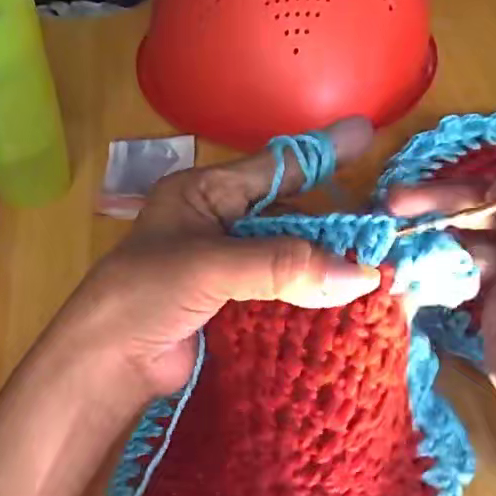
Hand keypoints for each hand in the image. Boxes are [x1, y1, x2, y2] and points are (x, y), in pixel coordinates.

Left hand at [40, 117, 381, 401]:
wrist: (104, 361)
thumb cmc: (142, 294)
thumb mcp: (208, 265)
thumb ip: (282, 266)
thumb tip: (361, 276)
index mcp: (199, 195)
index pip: (269, 168)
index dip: (318, 154)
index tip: (367, 134)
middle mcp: (213, 226)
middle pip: (285, 215)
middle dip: (333, 221)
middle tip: (390, 223)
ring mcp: (222, 270)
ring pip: (286, 259)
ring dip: (326, 265)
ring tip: (385, 263)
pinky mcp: (229, 310)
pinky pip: (279, 295)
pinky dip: (309, 298)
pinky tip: (350, 301)